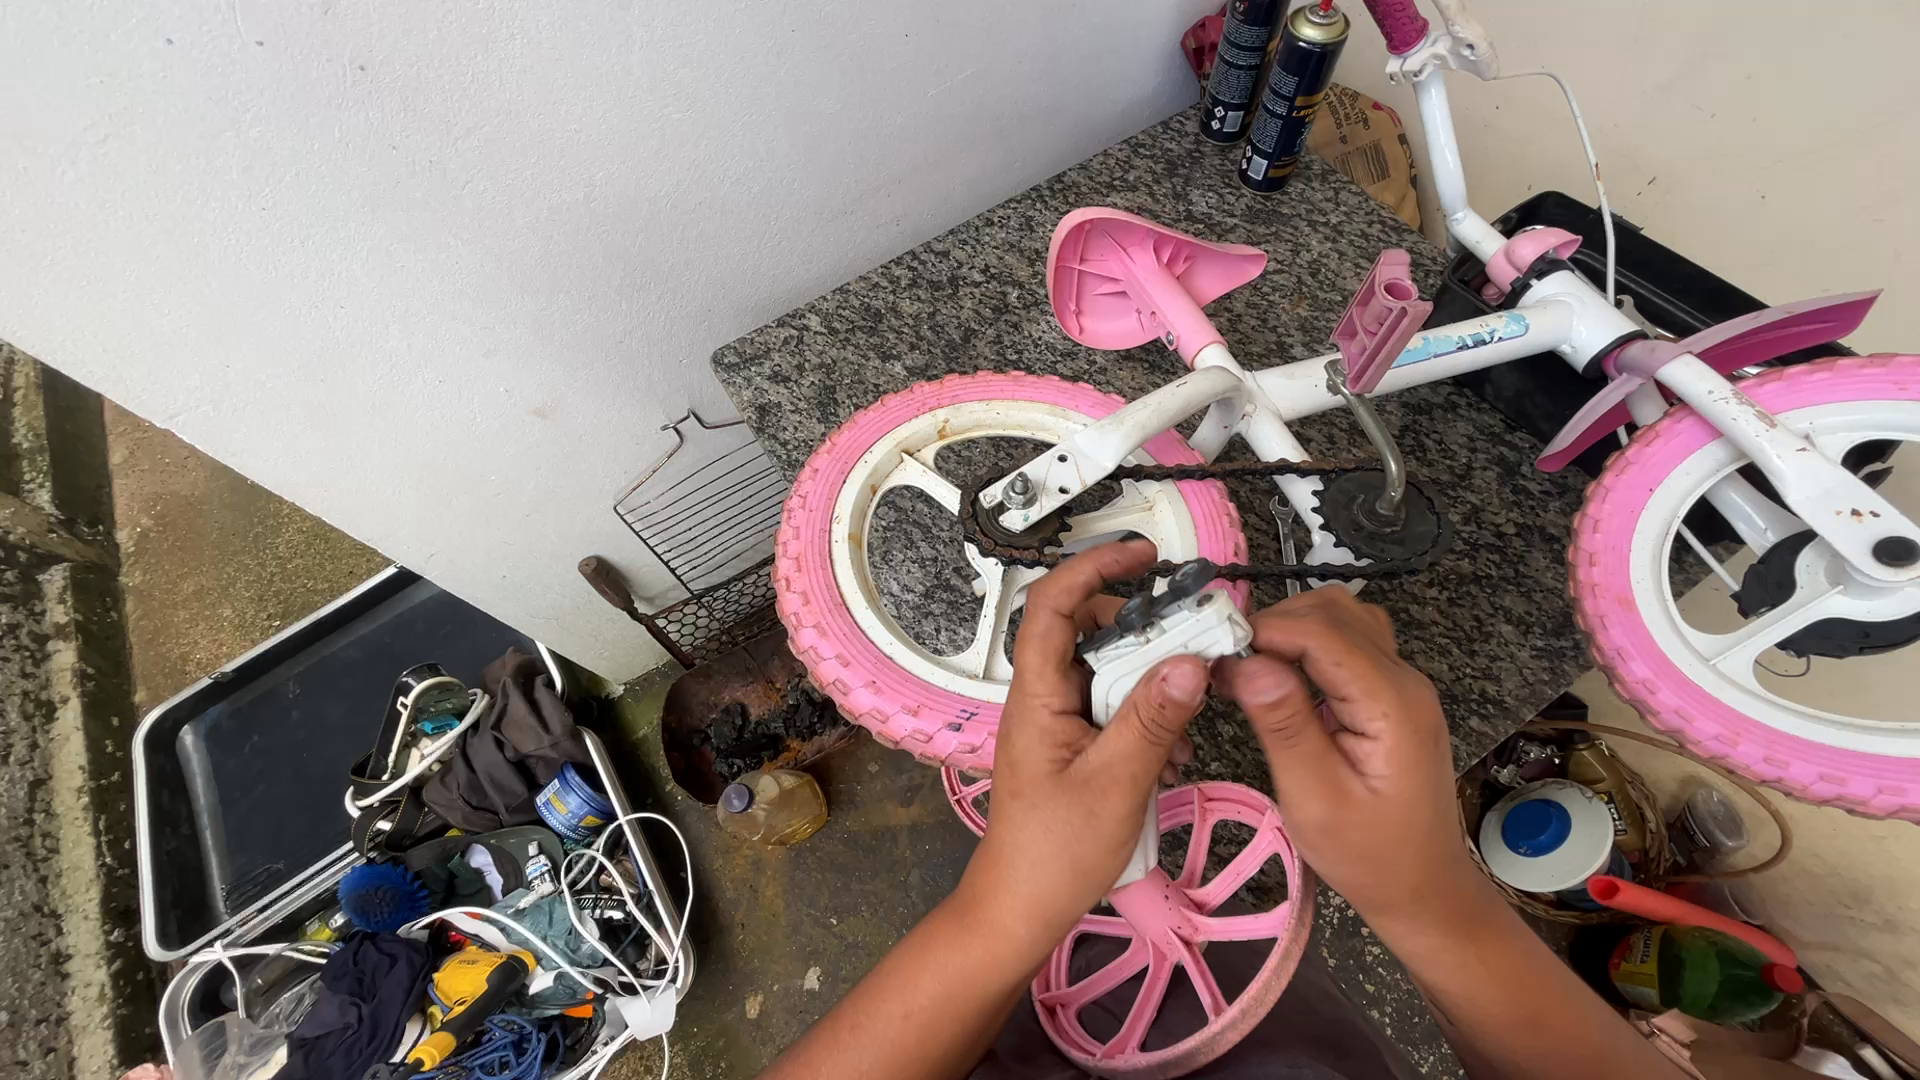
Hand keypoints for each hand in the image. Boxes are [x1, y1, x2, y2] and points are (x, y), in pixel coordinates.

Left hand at [958, 540, 1210, 962]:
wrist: (1025, 904)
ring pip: (1106, 667)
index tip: (1142, 554)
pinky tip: (1172, 750)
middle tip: (1191, 638)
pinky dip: (1147, 712)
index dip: (1092, 568)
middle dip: (1140, 627)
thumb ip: (1151, 720)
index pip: (1051, 606)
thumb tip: (1191, 660)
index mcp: (1037, 693)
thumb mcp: (1115, 783)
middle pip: (1086, 629)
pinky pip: (1113, 703)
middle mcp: (1044, 693)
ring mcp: (1059, 716)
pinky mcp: (1075, 738)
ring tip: (1187, 708)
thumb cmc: (1057, 849)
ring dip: (1150, 678)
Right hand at [1212, 588, 1484, 928]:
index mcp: (1390, 702)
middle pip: (1332, 611)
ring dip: (1289, 626)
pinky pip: (1346, 639)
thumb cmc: (1367, 854)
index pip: (1321, 630)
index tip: (1217, 654)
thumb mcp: (1315, 798)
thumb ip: (1284, 724)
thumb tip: (1246, 661)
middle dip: (1272, 624)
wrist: (1424, 890)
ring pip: (1340, 615)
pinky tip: (1279, 672)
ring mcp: (1400, 681)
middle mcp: (1402, 678)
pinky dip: (1305, 640)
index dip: (1264, 630)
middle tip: (1228, 662)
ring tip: (1249, 664)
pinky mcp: (1388, 691)